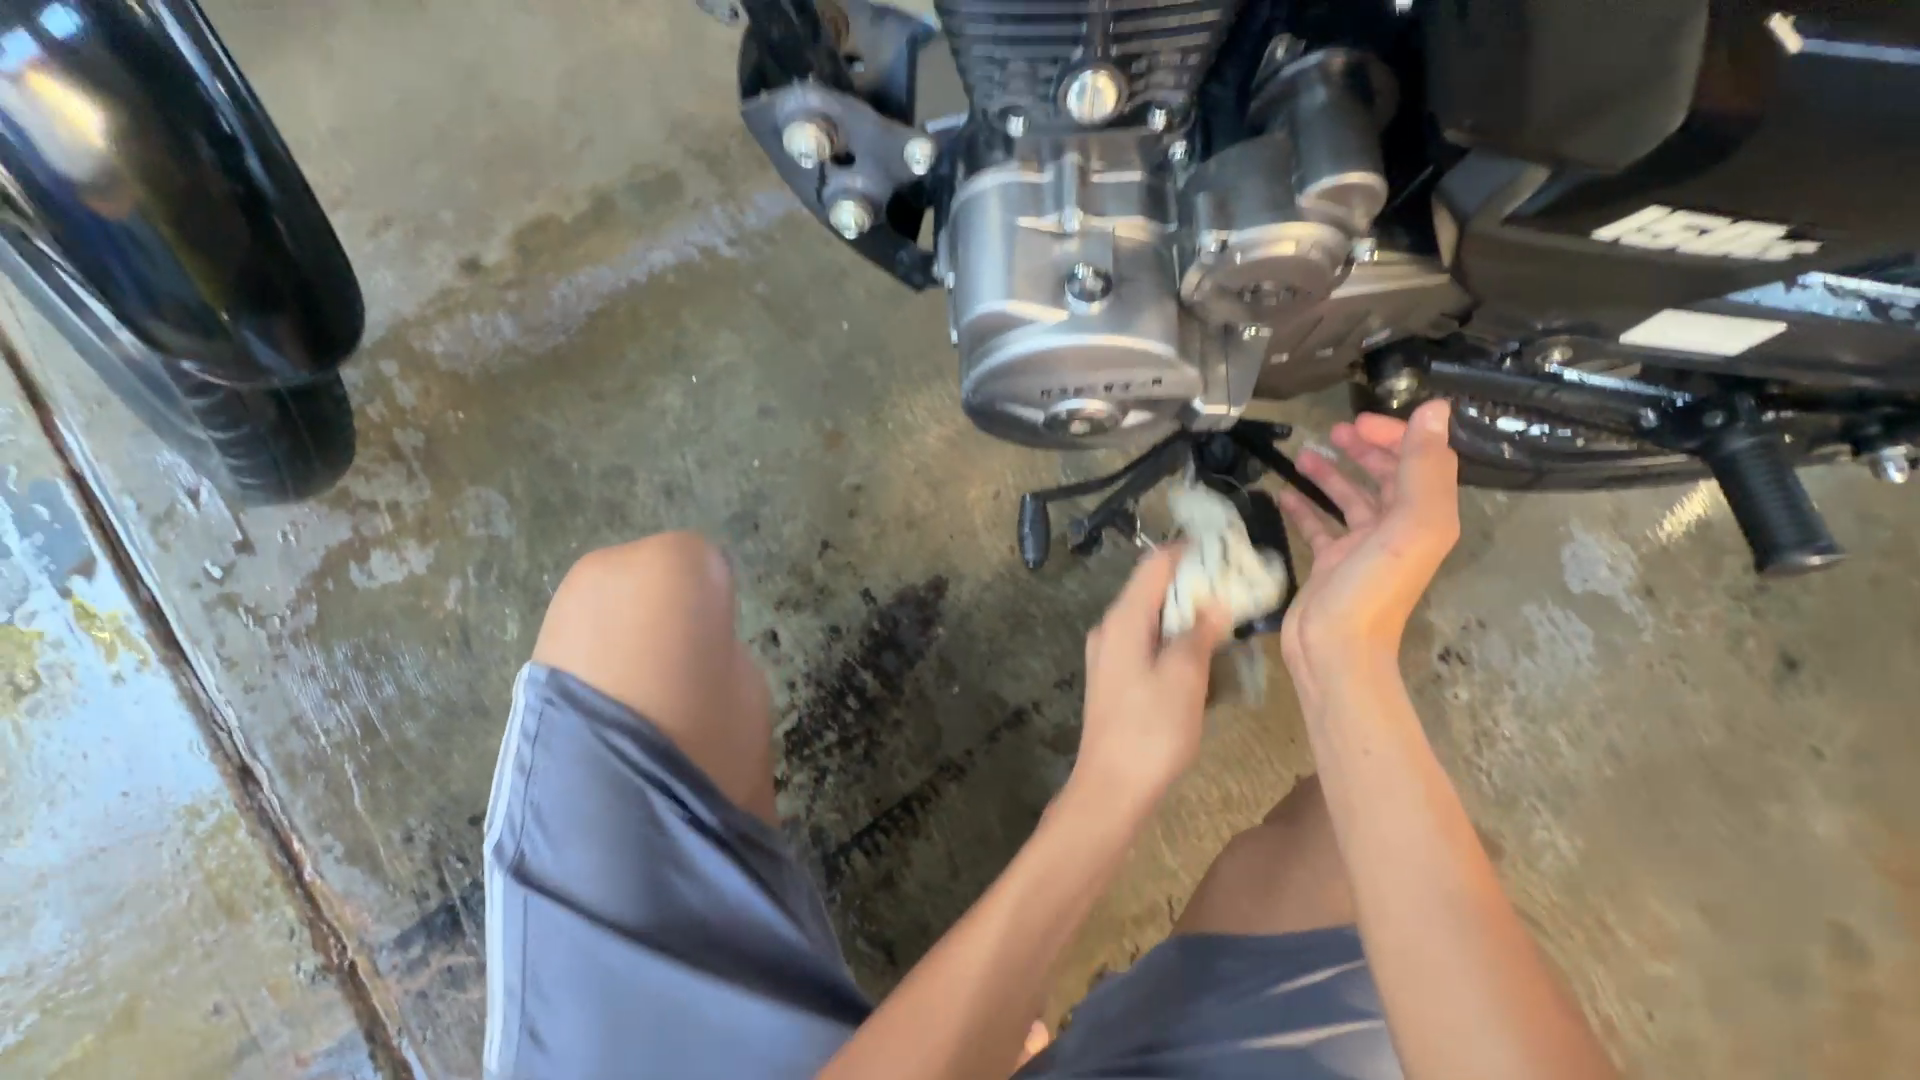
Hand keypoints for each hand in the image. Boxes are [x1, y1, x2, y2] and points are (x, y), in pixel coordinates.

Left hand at [1072, 547, 1228, 807]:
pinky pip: (1150, 644)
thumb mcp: (1184, 676)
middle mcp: (1111, 629)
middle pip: (1155, 589)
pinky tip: (1207, 657)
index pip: (1156, 564)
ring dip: (1191, 616)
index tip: (1230, 552)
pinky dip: (1177, 641)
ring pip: (1155, 619)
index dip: (1192, 552)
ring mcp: (1111, 655)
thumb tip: (1214, 602)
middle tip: (1241, 589)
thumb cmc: (1150, 730)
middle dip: (1197, 585)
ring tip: (1232, 621)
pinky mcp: (1117, 678)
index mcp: (1123, 620)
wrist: (1111, 788)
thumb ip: (1200, 632)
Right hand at [1277, 400, 1460, 696]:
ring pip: (1350, 499)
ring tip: (1303, 455)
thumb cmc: (1373, 588)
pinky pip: (1319, 527)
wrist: (1335, 649)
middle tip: (1332, 430)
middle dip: (1364, 449)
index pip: (1420, 461)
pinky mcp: (1330, 564)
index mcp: (1425, 517)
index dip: (1396, 435)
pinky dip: (1304, 508)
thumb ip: (1423, 466)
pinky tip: (1282, 493)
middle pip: (1386, 477)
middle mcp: (1398, 530)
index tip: (1359, 422)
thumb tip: (1434, 408)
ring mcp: (1362, 549)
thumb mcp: (1410, 524)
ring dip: (1331, 474)